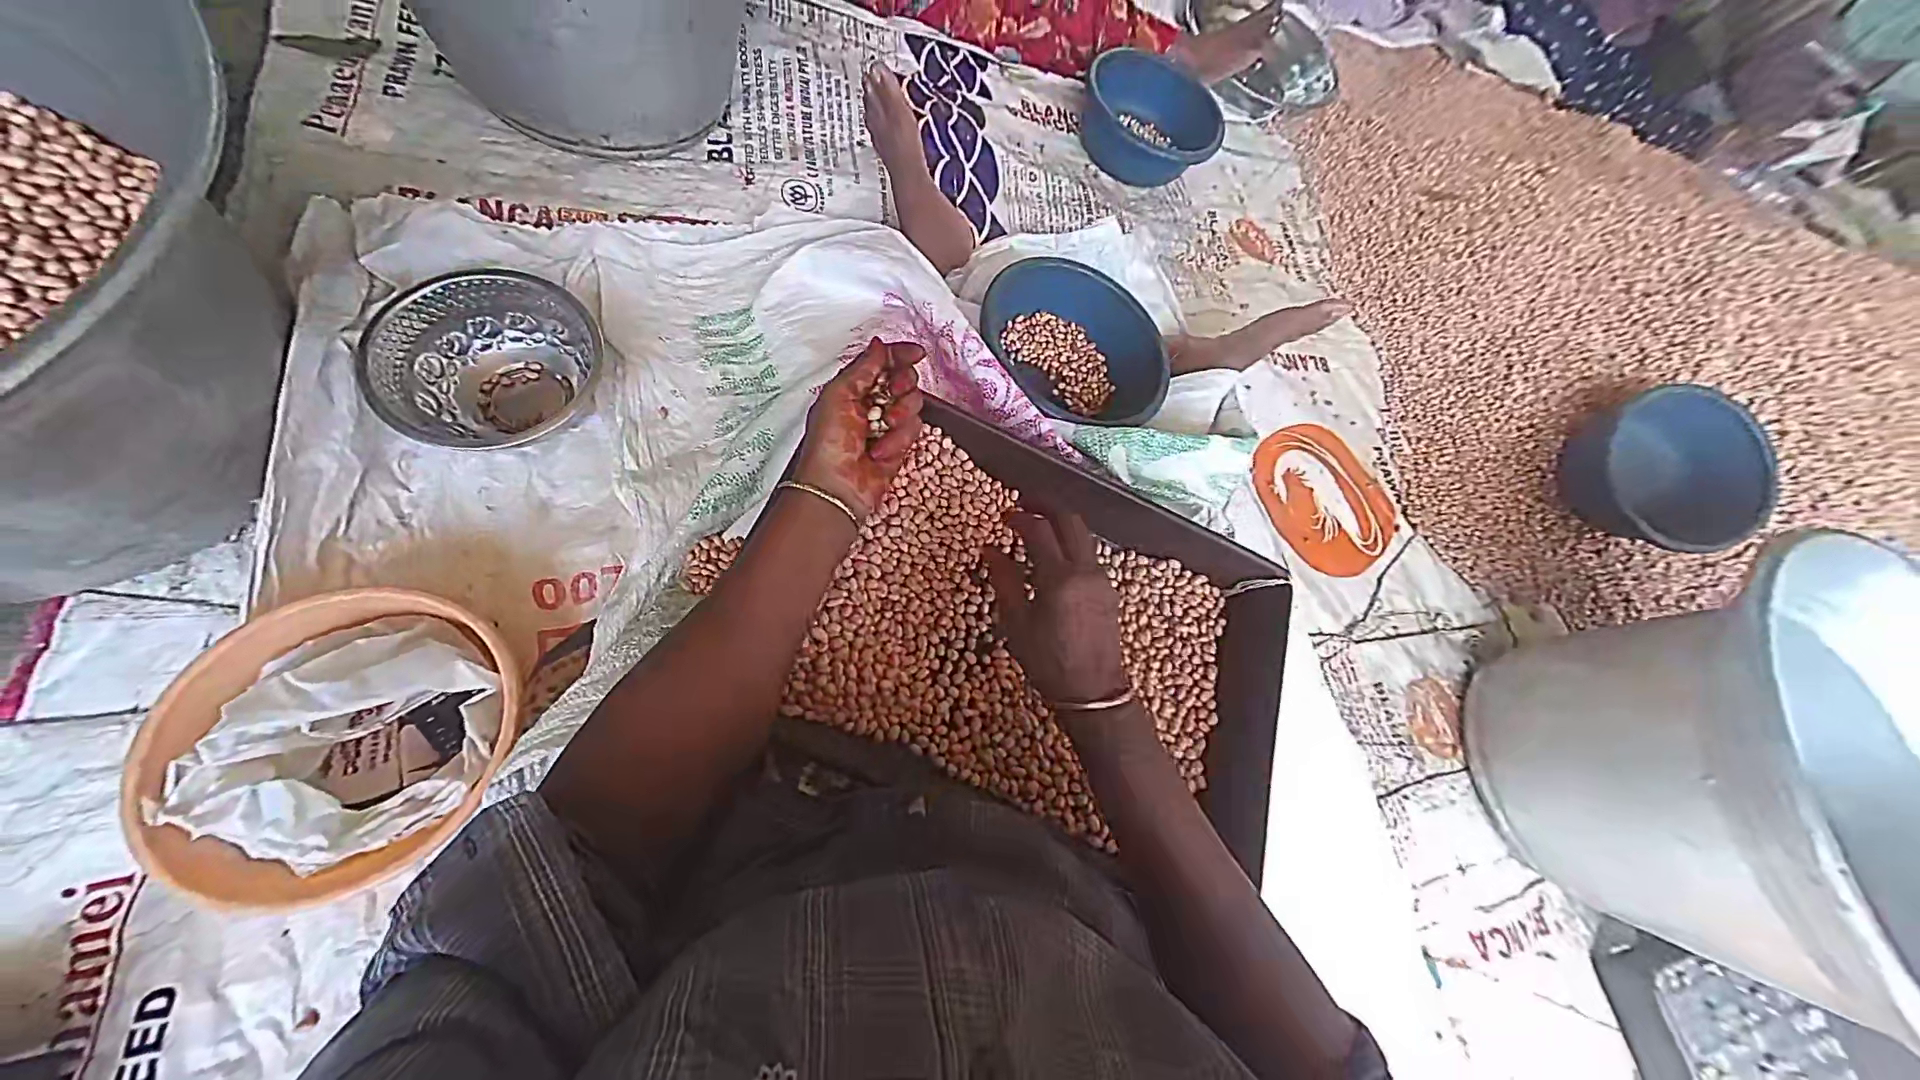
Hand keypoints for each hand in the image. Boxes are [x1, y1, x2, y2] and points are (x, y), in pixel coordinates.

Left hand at [792, 338, 924, 518]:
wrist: (837, 487)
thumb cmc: (828, 445)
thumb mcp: (839, 395)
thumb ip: (863, 368)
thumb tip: (878, 345)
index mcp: (853, 387)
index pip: (882, 362)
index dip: (900, 355)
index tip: (915, 353)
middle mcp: (872, 403)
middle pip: (904, 379)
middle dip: (903, 383)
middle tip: (894, 391)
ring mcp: (887, 425)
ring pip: (913, 404)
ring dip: (901, 413)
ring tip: (884, 425)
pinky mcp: (899, 445)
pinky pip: (914, 429)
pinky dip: (898, 439)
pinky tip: (880, 450)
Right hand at [984, 509, 1129, 709]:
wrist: (1093, 692)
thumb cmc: (1047, 662)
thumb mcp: (1016, 623)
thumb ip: (1004, 580)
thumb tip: (990, 549)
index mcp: (1059, 578)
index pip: (1039, 530)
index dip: (1019, 517)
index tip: (1003, 516)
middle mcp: (1085, 570)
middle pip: (1069, 520)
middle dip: (1046, 506)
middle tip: (1024, 504)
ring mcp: (1101, 578)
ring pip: (1083, 535)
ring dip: (1060, 523)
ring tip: (1037, 526)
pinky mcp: (1108, 589)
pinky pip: (1088, 553)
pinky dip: (1070, 543)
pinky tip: (1053, 556)